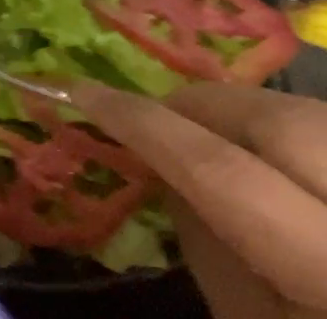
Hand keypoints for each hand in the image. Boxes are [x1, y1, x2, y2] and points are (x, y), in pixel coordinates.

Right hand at [69, 81, 326, 317]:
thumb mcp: (248, 317)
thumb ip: (205, 236)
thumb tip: (158, 161)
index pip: (221, 171)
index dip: (142, 123)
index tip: (81, 91)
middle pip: (291, 126)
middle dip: (208, 105)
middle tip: (157, 112)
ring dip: (263, 116)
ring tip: (222, 133)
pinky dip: (308, 137)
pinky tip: (286, 158)